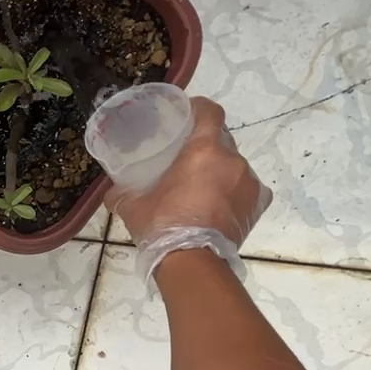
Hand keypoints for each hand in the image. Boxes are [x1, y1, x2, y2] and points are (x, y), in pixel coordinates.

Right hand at [108, 97, 271, 280]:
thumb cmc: (161, 226)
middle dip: (205, 146)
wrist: (193, 262)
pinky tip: (219, 206)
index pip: (210, 112)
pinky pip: (246, 189)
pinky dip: (233, 193)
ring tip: (201, 190)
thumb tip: (112, 191)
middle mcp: (233, 160)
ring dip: (219, 172)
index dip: (199, 107)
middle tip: (187, 160)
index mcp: (203, 152)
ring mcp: (250, 182)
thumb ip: (121, 193)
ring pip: (234, 166)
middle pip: (221, 141)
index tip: (187, 112)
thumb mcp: (132, 207)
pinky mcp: (258, 203)